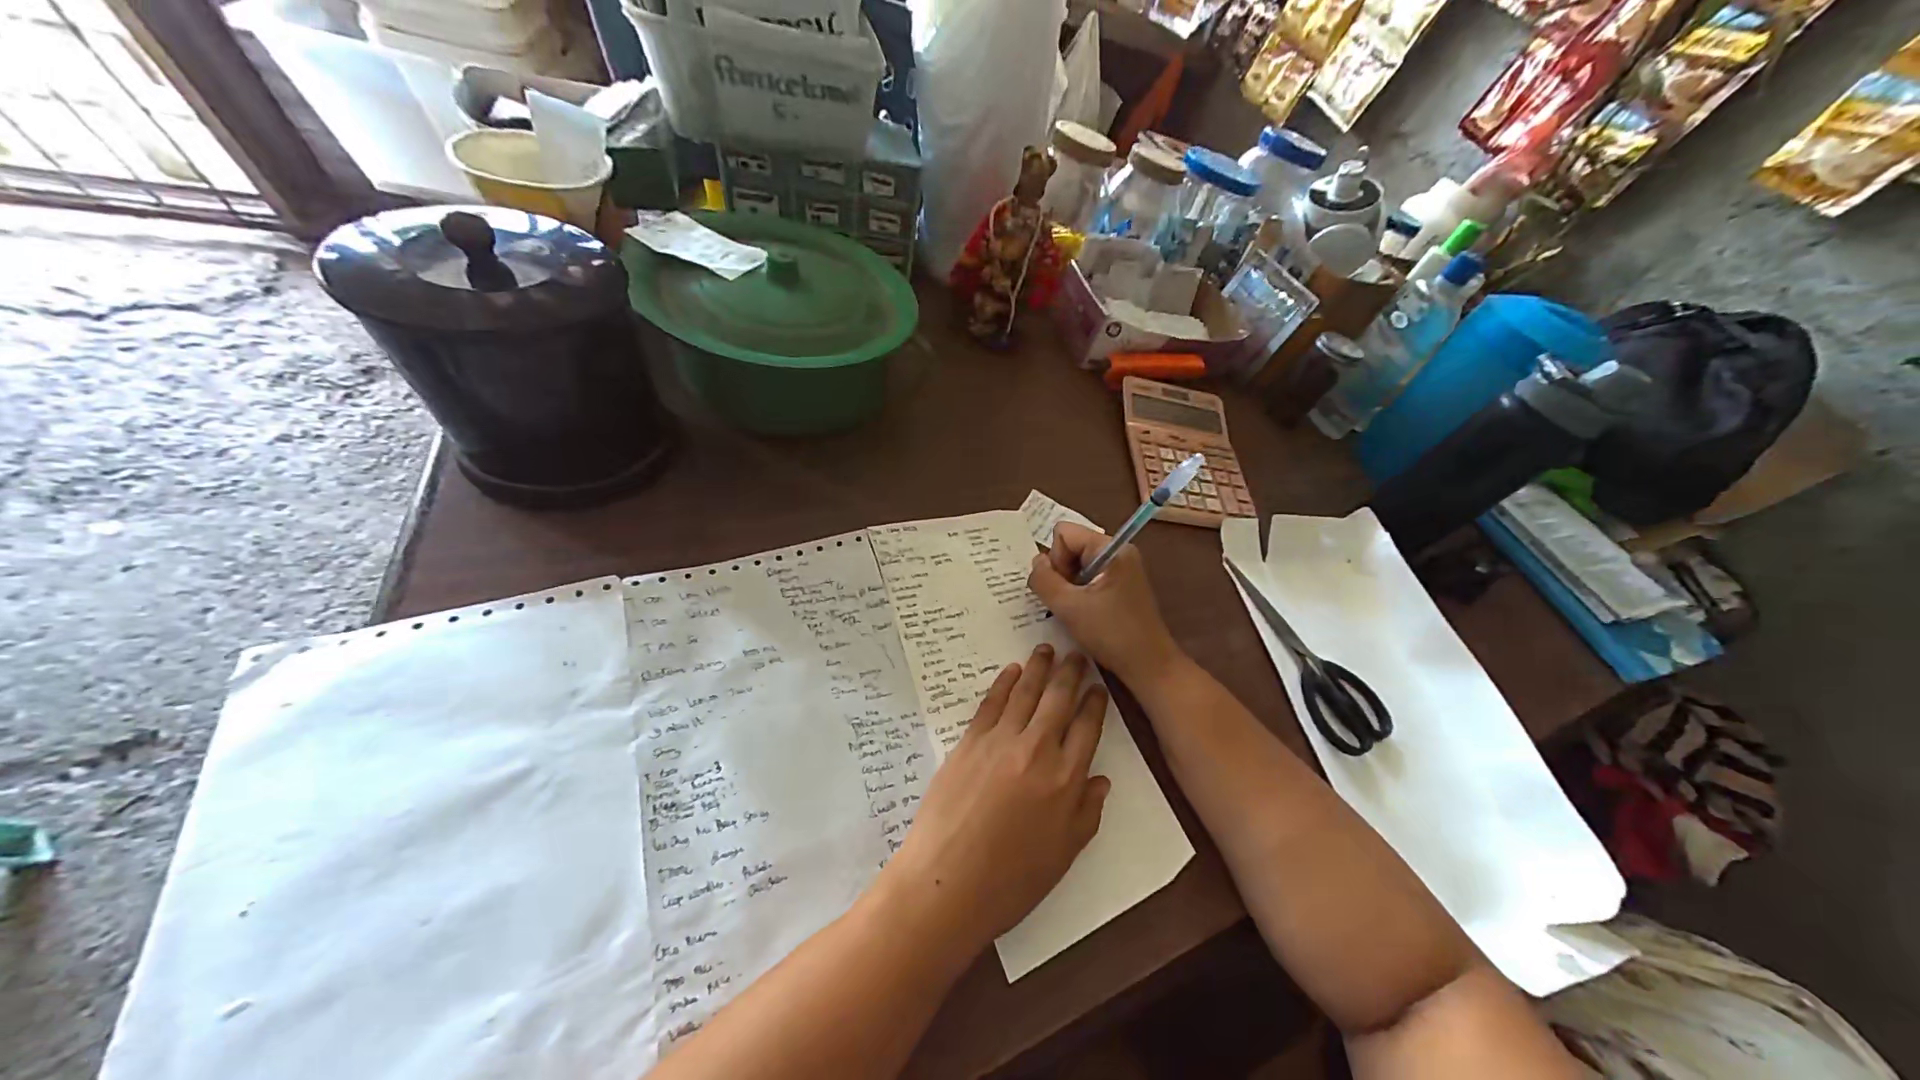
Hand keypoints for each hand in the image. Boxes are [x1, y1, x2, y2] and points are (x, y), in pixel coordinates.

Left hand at [877, 645, 1109, 952]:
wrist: (948, 882)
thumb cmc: (1011, 880)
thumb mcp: (1064, 854)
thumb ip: (1086, 812)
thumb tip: (1100, 780)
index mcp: (1066, 779)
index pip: (1087, 728)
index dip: (1094, 704)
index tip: (1098, 688)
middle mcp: (1037, 751)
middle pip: (1058, 701)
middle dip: (1071, 673)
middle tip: (1077, 654)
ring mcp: (1000, 742)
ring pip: (1025, 693)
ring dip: (1039, 668)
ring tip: (1047, 649)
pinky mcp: (969, 743)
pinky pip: (991, 704)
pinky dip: (1004, 683)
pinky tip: (1012, 672)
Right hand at [1027, 523, 1182, 684]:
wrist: (1149, 665)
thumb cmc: (1111, 633)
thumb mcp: (1068, 606)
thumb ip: (1044, 579)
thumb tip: (1036, 562)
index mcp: (1111, 548)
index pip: (1064, 533)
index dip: (1055, 558)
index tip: (1063, 587)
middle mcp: (1118, 552)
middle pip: (1071, 546)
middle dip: (1061, 572)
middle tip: (1067, 601)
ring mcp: (1121, 569)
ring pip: (1077, 564)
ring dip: (1068, 586)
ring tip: (1074, 611)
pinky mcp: (1120, 586)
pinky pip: (1089, 578)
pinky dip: (1079, 593)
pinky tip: (1082, 615)